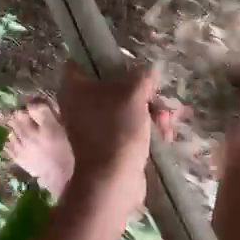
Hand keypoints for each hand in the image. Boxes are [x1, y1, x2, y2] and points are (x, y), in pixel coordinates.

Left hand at [56, 62, 155, 204]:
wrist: (112, 181)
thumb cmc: (116, 129)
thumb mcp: (133, 94)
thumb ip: (142, 76)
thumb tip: (148, 69)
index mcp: (73, 86)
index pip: (81, 61)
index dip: (105, 58)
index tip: (128, 63)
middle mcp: (78, 104)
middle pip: (112, 86)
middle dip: (141, 92)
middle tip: (157, 98)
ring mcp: (92, 126)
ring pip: (124, 108)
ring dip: (149, 112)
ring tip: (166, 122)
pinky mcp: (106, 144)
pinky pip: (127, 128)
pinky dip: (145, 129)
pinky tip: (164, 135)